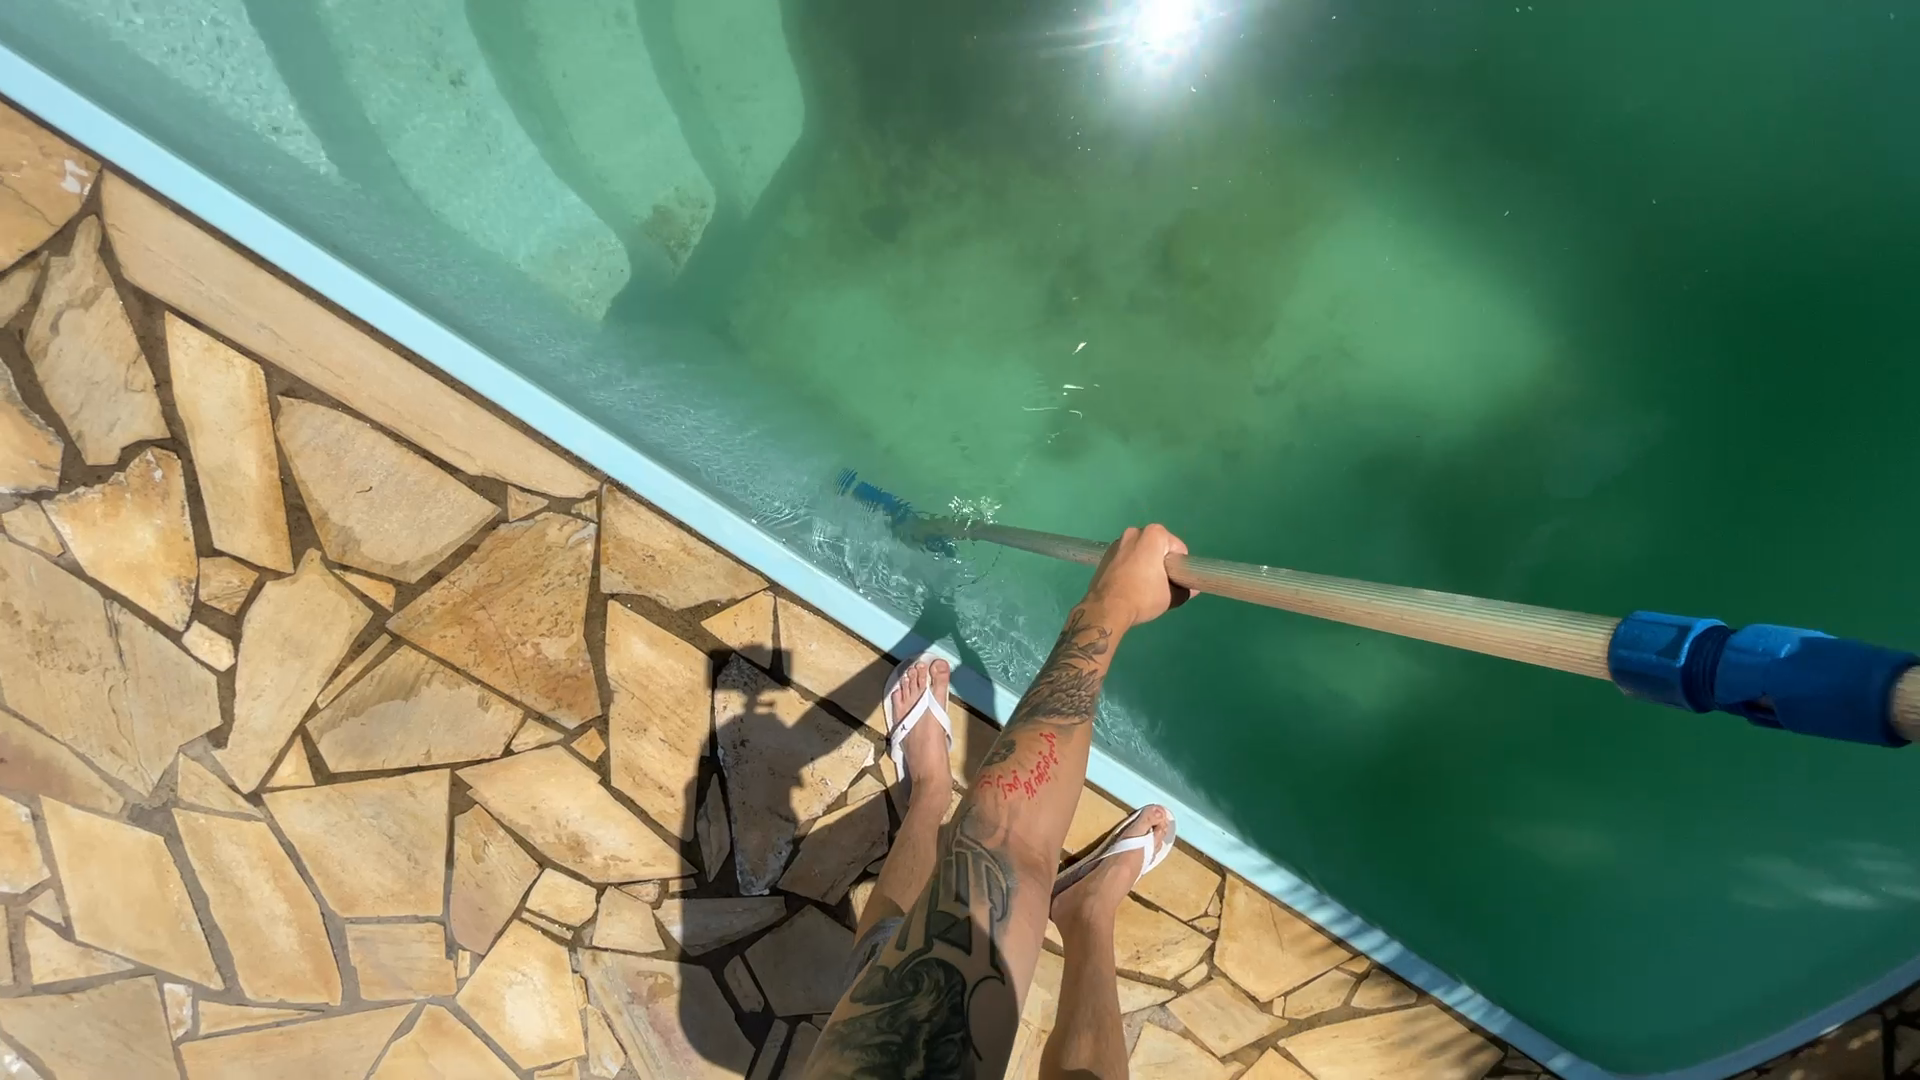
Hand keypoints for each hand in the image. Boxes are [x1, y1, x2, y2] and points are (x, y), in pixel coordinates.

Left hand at [1082, 524, 1192, 629]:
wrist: (1107, 608)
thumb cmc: (1143, 597)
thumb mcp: (1172, 596)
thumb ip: (1185, 590)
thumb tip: (1191, 589)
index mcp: (1153, 535)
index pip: (1177, 549)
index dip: (1179, 566)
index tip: (1175, 580)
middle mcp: (1134, 532)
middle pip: (1157, 547)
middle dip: (1161, 562)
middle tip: (1161, 583)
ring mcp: (1117, 542)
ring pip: (1140, 552)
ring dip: (1144, 563)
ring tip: (1144, 585)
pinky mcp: (1105, 554)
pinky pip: (1125, 557)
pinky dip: (1130, 566)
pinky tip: (1129, 583)